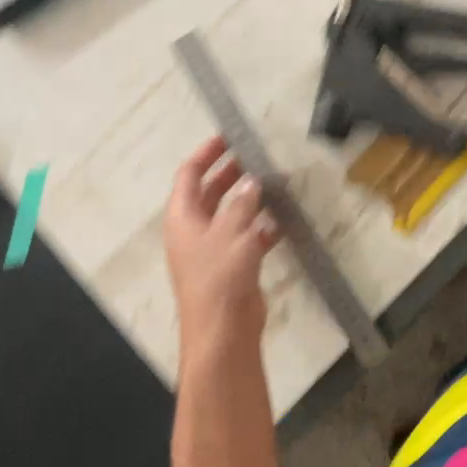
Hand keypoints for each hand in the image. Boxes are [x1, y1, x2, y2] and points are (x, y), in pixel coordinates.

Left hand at [164, 137, 279, 362]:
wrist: (222, 330)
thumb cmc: (219, 276)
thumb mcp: (231, 232)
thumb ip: (242, 203)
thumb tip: (251, 180)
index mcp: (183, 217)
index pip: (189, 175)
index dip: (206, 154)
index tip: (227, 137)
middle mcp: (194, 230)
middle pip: (210, 192)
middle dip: (231, 173)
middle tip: (256, 156)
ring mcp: (213, 249)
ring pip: (231, 214)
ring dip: (249, 198)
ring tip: (275, 182)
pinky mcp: (233, 265)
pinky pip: (247, 237)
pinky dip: (262, 226)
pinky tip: (282, 219)